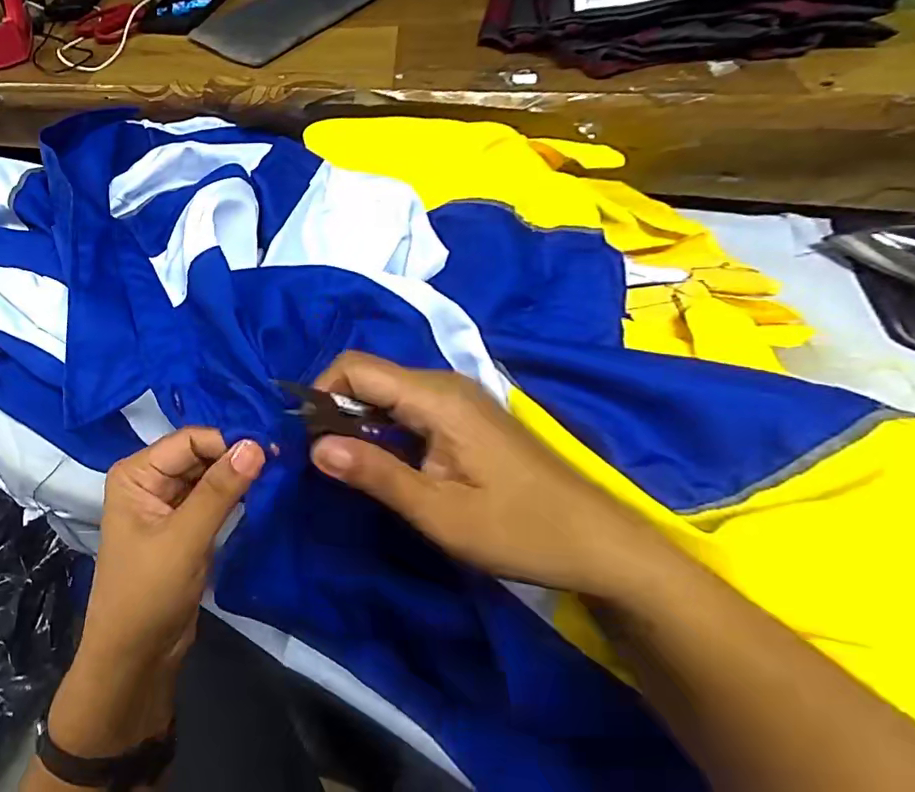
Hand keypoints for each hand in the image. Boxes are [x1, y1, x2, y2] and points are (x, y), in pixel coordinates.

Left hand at [47, 428, 264, 757]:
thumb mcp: (186, 538)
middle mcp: (149, 481)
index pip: (187, 441)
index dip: (227, 440)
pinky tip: (264, 494)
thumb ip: (220, 490)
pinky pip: (211, 501)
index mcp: (136, 473)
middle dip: (235, 456)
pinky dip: (234, 498)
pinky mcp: (184, 528)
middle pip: (198, 455)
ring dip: (238, 476)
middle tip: (284, 458)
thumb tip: (256, 445)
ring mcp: (167, 505)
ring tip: (282, 471)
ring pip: (208, 478)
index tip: (273, 447)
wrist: (136, 656)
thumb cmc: (149, 591)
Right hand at [308, 351, 677, 600]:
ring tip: (350, 465)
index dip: (321, 394)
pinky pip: (405, 405)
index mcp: (437, 397)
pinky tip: (385, 462)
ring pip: (384, 390)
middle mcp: (444, 383)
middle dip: (334, 409)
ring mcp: (457, 397)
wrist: (606, 547)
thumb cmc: (523, 531)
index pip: (355, 367)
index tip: (308, 439)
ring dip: (357, 420)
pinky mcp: (464, 415)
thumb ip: (375, 474)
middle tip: (324, 459)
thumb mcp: (441, 513)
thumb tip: (314, 447)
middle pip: (367, 375)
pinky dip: (382, 427)